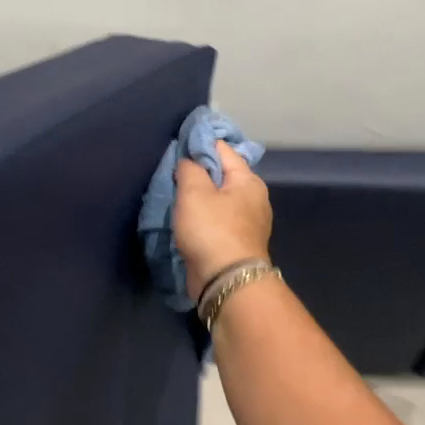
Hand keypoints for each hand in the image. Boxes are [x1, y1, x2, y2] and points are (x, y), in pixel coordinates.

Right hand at [173, 141, 272, 300]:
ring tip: (175, 194)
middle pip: (221, 174)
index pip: (222, 149)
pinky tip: (187, 218)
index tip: (175, 145)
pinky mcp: (236, 241)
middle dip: (198, 171)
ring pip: (218, 198)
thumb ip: (190, 168)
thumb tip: (188, 161)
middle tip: (171, 171)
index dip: (198, 143)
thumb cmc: (211, 229)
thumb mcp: (194, 192)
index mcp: (248, 181)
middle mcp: (254, 198)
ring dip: (199, 195)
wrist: (226, 280)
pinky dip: (202, 215)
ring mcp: (247, 222)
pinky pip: (217, 218)